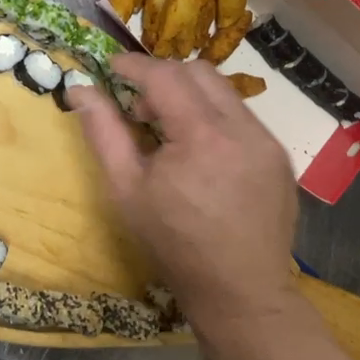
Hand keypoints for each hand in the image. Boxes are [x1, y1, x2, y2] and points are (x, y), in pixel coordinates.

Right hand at [68, 55, 297, 320]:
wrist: (241, 293)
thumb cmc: (174, 243)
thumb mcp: (125, 188)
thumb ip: (103, 131)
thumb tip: (79, 89)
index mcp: (202, 135)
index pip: (165, 75)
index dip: (134, 66)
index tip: (111, 67)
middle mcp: (243, 128)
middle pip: (198, 72)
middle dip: (163, 76)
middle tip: (138, 106)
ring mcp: (268, 142)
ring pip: (224, 92)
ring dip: (190, 95)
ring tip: (169, 132)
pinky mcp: (280, 158)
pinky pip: (242, 117)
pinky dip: (214, 118)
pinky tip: (199, 153)